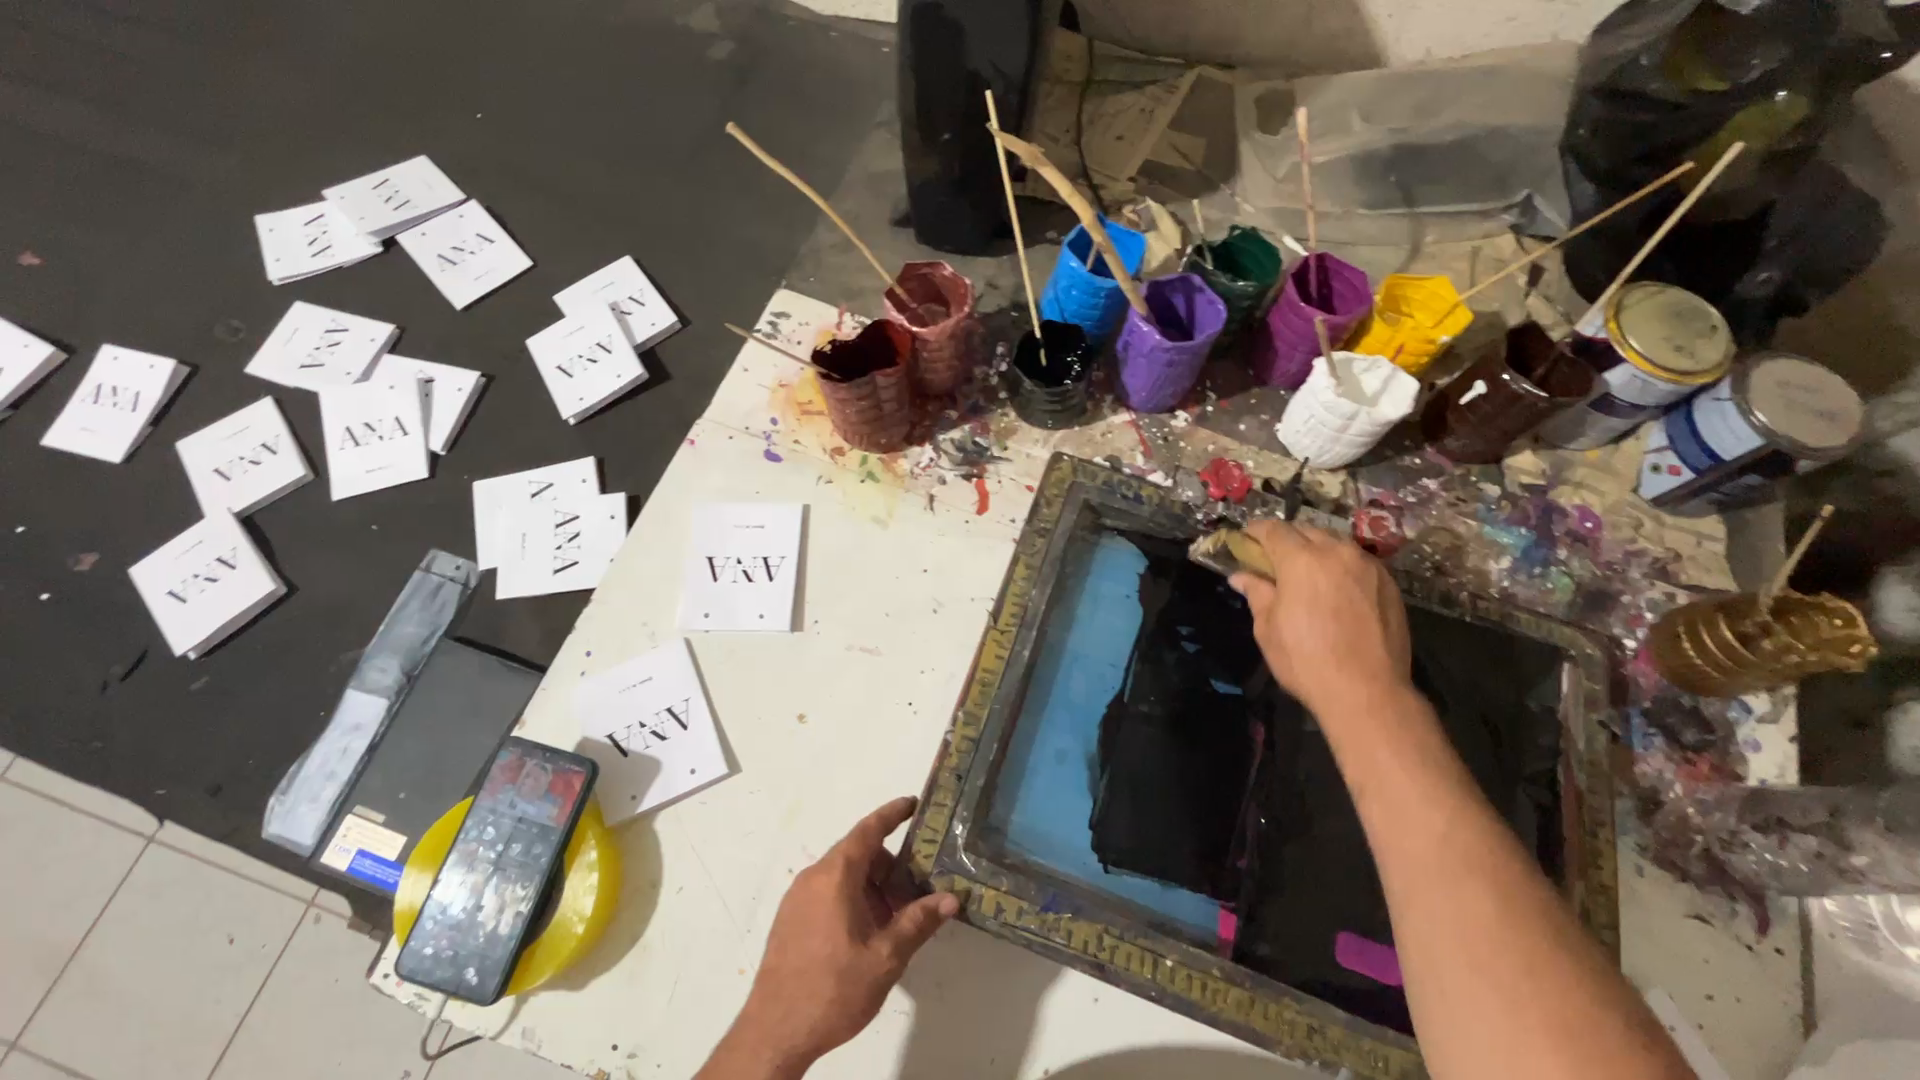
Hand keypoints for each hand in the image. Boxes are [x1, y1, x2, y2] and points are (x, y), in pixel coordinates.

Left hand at [714, 797, 958, 1076]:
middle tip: (917, 896)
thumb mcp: (886, 957)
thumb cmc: (833, 989)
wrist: (775, 1032)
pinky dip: (854, 900)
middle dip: (891, 869)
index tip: (913, 803)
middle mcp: (813, 878)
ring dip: (873, 889)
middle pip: (859, 855)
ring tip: (896, 924)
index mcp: (835, 876)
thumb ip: (918, 922)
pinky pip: (828, 894)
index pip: (868, 831)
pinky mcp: (791, 920)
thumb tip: (949, 899)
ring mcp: (797, 899)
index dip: (891, 815)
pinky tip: (869, 936)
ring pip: (844, 877)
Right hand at [1231, 519, 1411, 715]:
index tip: (1246, 540)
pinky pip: (1358, 563)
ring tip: (1307, 574)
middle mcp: (1337, 552)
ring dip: (1317, 551)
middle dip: (1287, 540)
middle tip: (1274, 560)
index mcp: (1301, 560)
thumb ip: (1257, 594)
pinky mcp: (1389, 583)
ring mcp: (1368, 566)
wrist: (1368, 691)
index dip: (1256, 531)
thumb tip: (1242, 576)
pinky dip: (1341, 567)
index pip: (1274, 530)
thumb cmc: (1306, 660)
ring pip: (1336, 544)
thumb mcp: (1268, 628)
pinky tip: (1336, 589)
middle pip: (1306, 531)